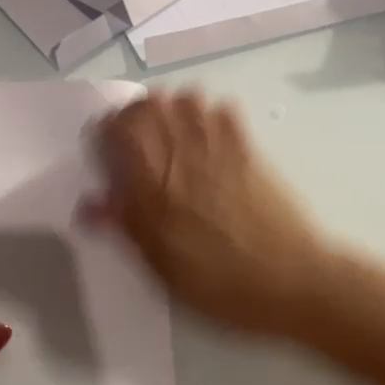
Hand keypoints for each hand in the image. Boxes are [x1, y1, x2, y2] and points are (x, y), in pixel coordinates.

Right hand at [87, 89, 330, 337]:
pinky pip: (224, 109)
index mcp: (153, 184)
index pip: (117, 130)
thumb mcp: (163, 270)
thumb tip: (90, 204)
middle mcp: (182, 154)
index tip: (104, 145)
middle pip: (149, 104)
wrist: (295, 282)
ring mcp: (219, 146)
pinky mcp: (250, 148)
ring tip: (171, 131)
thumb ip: (126, 228)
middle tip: (134, 135)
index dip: (105, 130)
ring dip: (172, 108)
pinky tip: (210, 135)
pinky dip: (211, 113)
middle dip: (135, 112)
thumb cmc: (223, 286)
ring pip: (185, 98)